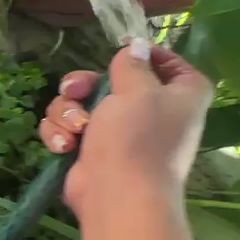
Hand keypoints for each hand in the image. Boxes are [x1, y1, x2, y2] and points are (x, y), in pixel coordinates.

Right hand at [39, 39, 213, 222]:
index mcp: (178, 97)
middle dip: (83, 85)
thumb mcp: (137, 91)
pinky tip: (65, 146)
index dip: (147, 55)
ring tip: (73, 130)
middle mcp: (150, 112)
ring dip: (67, 113)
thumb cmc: (137, 138)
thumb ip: (132, 65)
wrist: (117, 193)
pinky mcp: (89, 148)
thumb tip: (136, 46)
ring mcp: (118, 132)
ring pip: (78, 102)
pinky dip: (60, 133)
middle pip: (109, 80)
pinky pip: (65, 126)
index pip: (171, 65)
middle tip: (75, 91)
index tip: (121, 52)